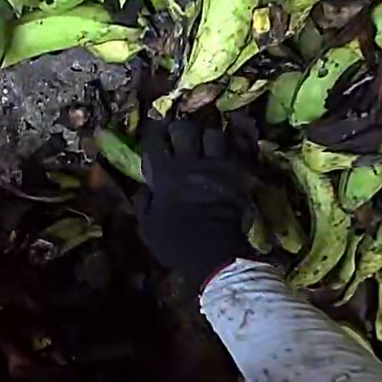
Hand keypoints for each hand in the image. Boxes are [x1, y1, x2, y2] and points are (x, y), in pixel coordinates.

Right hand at [136, 118, 253, 291]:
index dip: (152, 134)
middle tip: (178, 137)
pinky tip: (224, 151)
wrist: (214, 252)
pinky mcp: (237, 173)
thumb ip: (144, 202)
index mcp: (164, 174)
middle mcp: (189, 162)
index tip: (153, 136)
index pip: (154, 140)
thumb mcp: (147, 227)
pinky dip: (229, 147)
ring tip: (205, 144)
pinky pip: (235, 149)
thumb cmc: (176, 243)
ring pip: (212, 133)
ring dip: (207, 136)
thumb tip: (145, 186)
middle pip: (184, 128)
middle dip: (179, 130)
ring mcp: (215, 165)